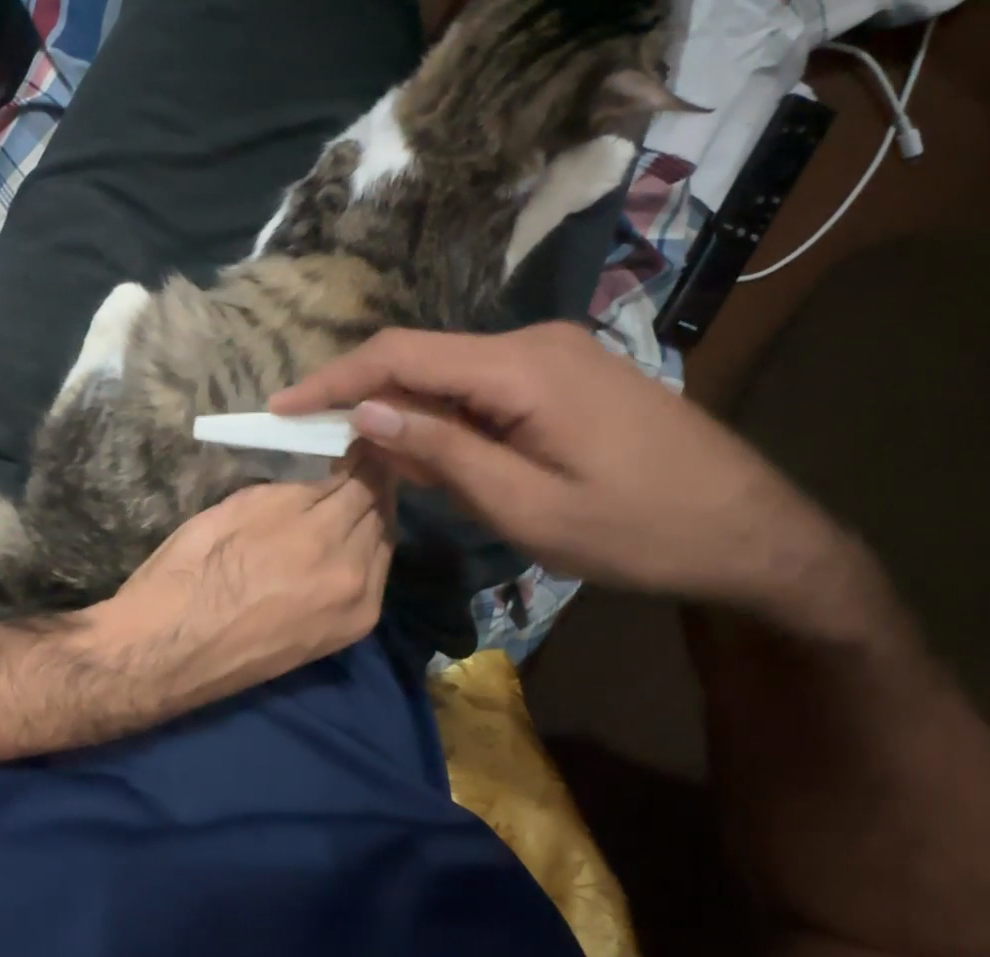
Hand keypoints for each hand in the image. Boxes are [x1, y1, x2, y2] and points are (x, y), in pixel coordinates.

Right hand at [86, 450, 395, 709]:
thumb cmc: (186, 573)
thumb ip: (289, 493)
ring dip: (371, 518)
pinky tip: (343, 545)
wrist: (167, 649)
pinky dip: (366, 553)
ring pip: (383, 544)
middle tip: (355, 466)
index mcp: (314, 531)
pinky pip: (375, 578)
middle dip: (371, 483)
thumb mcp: (234, 511)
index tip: (354, 440)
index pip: (363, 479)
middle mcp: (349, 568)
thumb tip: (320, 480)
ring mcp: (355, 604)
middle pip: (380, 510)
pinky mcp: (350, 632)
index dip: (362, 455)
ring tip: (349, 502)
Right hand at [270, 323, 866, 635]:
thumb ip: (439, 452)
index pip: (399, 355)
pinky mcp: (565, 376)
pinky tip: (439, 459)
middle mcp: (533, 344)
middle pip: (420, 359)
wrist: (754, 534)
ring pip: (448, 375)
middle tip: (321, 450)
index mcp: (522, 368)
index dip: (332, 380)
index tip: (280, 409)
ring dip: (405, 415)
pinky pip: (481, 387)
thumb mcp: (524, 505)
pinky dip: (444, 419)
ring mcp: (554, 356)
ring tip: (380, 466)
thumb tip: (363, 413)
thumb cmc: (636, 531)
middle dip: (363, 400)